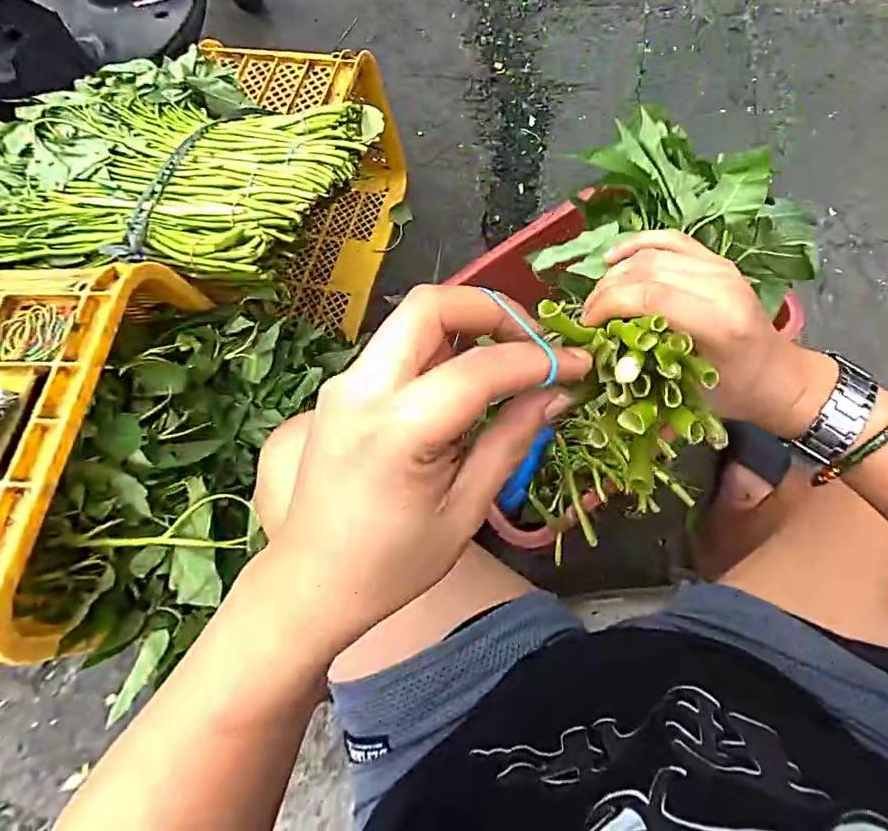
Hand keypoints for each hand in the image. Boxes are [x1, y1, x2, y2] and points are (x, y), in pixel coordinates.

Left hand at [265, 285, 590, 648]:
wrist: (310, 583)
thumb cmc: (391, 564)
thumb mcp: (464, 511)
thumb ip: (511, 439)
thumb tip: (558, 391)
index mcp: (396, 431)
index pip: (479, 368)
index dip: (538, 359)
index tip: (577, 365)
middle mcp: (362, 389)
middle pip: (431, 304)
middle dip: (494, 309)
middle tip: (535, 342)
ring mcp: (346, 382)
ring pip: (414, 316)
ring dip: (469, 322)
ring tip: (511, 357)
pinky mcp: (344, 386)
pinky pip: (401, 342)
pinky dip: (444, 343)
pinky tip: (470, 376)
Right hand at [580, 231, 833, 434]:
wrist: (780, 376)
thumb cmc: (737, 392)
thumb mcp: (690, 395)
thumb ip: (646, 370)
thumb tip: (596, 354)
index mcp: (719, 323)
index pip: (649, 297)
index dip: (608, 305)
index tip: (587, 325)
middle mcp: (722, 287)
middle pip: (646, 271)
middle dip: (606, 290)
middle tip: (587, 315)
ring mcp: (722, 268)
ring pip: (652, 254)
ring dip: (616, 273)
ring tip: (598, 297)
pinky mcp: (718, 260)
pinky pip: (670, 240)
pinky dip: (637, 244)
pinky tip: (613, 257)